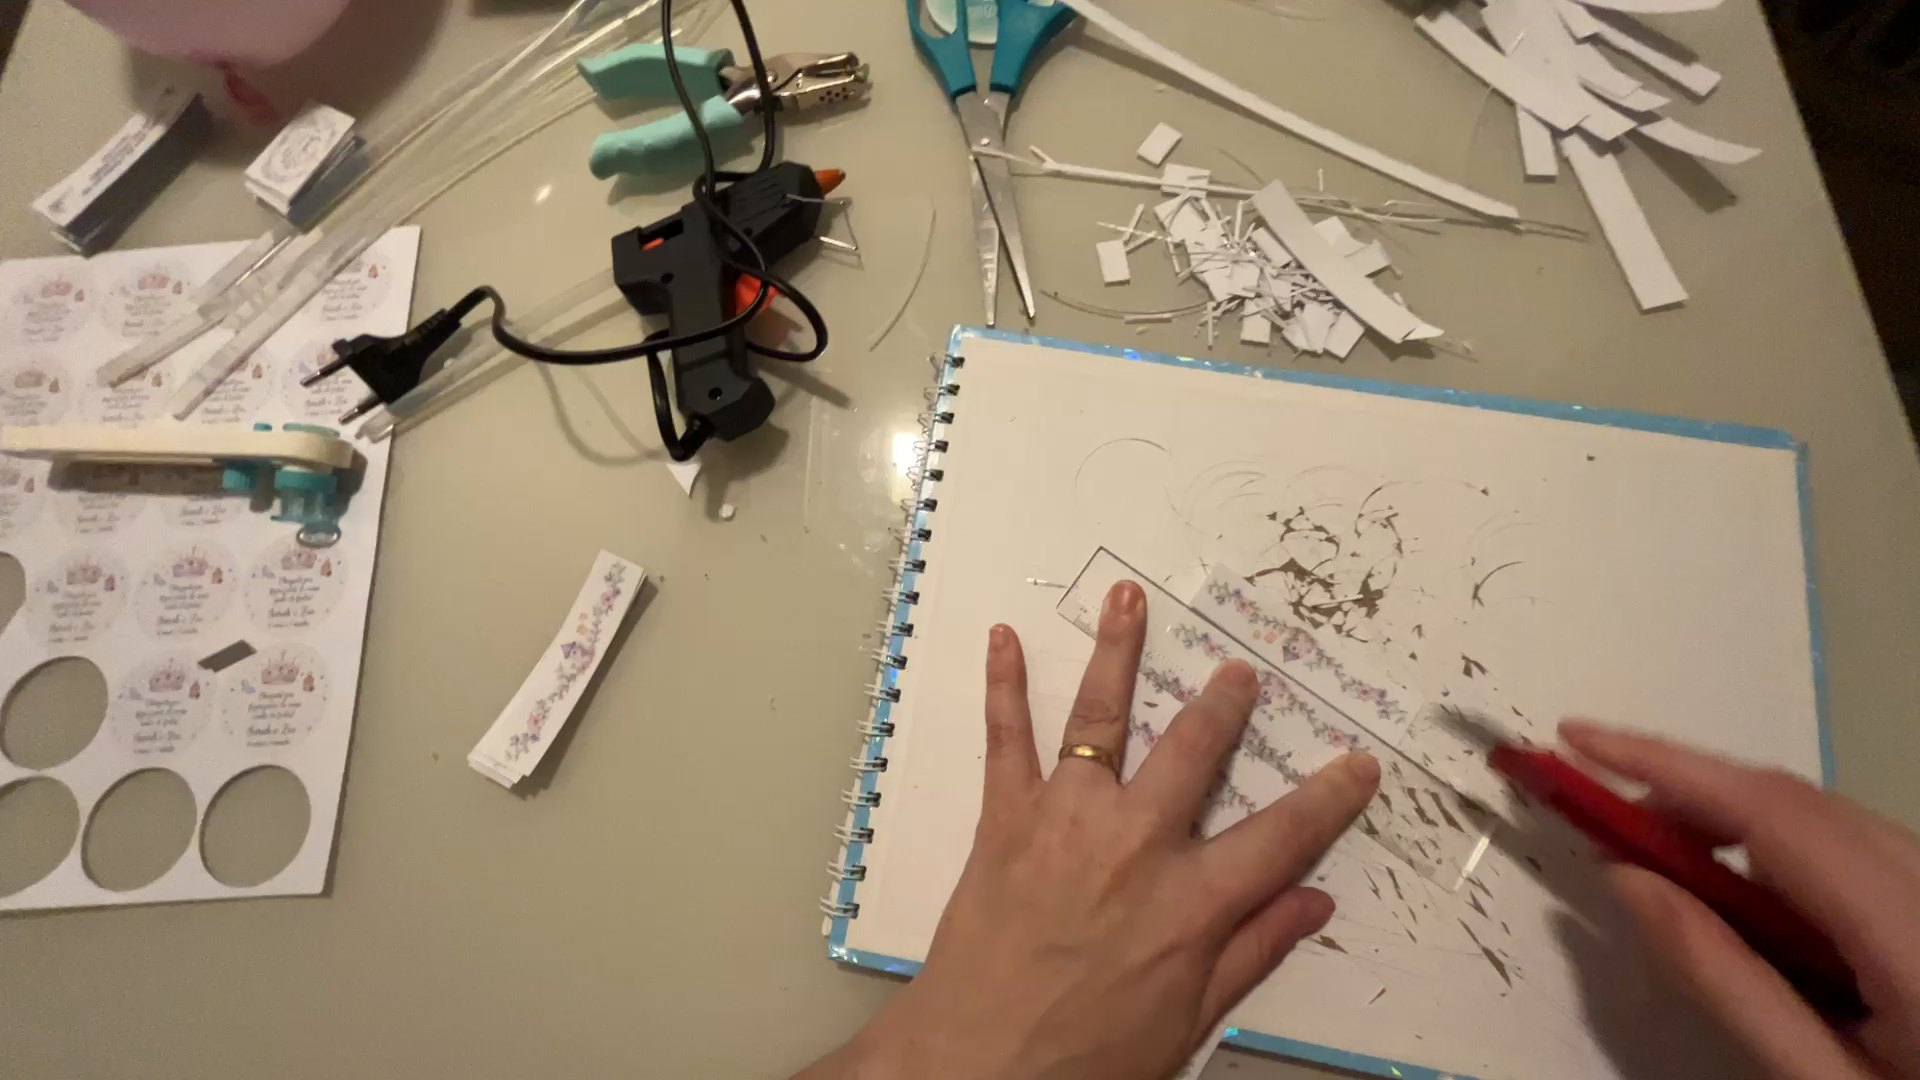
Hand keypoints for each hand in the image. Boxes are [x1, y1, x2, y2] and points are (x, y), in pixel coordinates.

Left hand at [800, 582, 1380, 1079]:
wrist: (980, 1063)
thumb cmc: (1090, 1055)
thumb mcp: (1189, 1020)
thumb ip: (1252, 951)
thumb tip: (1315, 899)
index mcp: (1190, 901)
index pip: (1281, 838)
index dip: (1327, 800)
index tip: (1358, 762)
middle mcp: (1133, 842)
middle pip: (1191, 752)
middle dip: (1222, 705)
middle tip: (1239, 668)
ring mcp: (1065, 817)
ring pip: (1098, 719)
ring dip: (1116, 652)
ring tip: (1125, 598)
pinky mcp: (1005, 814)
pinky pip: (1006, 738)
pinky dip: (1003, 685)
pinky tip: (1003, 638)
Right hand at [1561, 720, 1919, 1079]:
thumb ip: (1725, 981)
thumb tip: (1621, 875)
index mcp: (1915, 935)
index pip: (1771, 811)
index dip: (1663, 762)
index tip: (1571, 738)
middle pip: (1794, 801)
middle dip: (1684, 793)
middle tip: (1607, 827)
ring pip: (1824, 821)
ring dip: (1727, 825)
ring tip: (1671, 875)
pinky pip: (1854, 851)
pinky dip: (1775, 853)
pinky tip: (1752, 907)